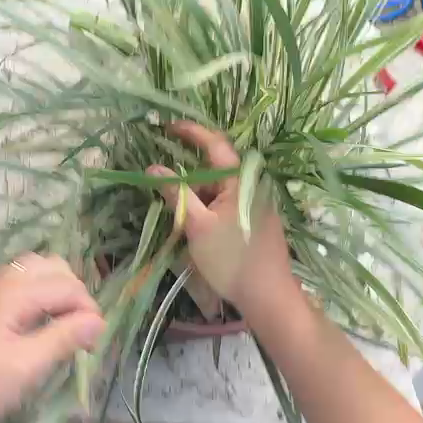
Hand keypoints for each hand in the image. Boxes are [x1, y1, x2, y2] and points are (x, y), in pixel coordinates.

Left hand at [0, 254, 104, 422]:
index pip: (67, 285)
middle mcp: (3, 281)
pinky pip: (20, 283)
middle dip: (74, 293)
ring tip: (62, 326)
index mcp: (14, 292)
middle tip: (79, 331)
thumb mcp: (25, 368)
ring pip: (36, 271)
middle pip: (53, 266)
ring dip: (57, 291)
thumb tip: (98, 321)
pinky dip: (39, 295)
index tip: (94, 344)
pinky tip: (38, 325)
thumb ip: (63, 339)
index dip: (88, 311)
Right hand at [146, 121, 294, 317]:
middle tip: (163, 181)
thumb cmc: (231, 258)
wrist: (268, 296)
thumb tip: (153, 167)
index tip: (167, 126)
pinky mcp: (257, 220)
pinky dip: (209, 207)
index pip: (214, 143)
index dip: (190, 132)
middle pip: (215, 168)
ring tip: (178, 213)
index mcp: (240, 179)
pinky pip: (228, 203)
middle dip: (188, 174)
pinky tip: (196, 225)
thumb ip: (176, 193)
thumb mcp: (196, 225)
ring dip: (198, 195)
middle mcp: (252, 184)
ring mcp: (257, 203)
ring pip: (220, 189)